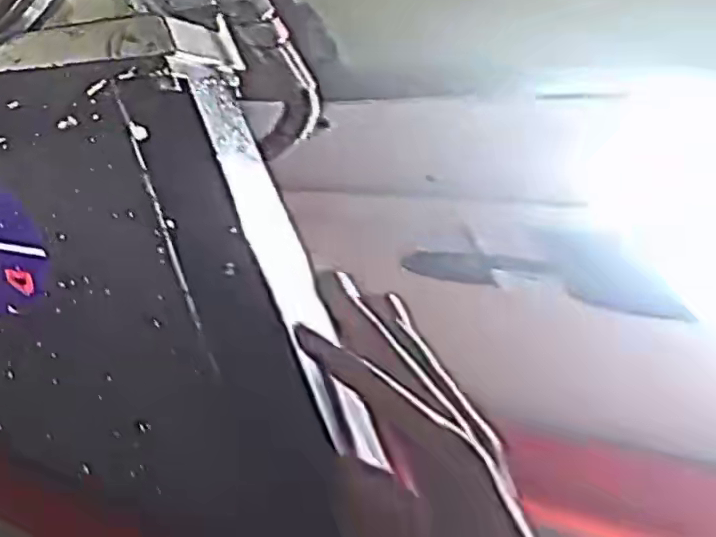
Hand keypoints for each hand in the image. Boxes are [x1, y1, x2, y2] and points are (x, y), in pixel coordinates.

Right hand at [297, 270, 529, 536]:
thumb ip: (375, 508)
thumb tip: (352, 460)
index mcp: (466, 488)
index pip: (408, 411)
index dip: (354, 369)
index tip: (305, 333)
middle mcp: (483, 472)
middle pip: (427, 385)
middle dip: (376, 329)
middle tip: (333, 281)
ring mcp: (485, 474)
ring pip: (440, 391)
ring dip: (398, 339)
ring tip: (370, 297)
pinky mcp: (476, 481)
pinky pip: (447, 406)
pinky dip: (419, 369)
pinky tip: (406, 353)